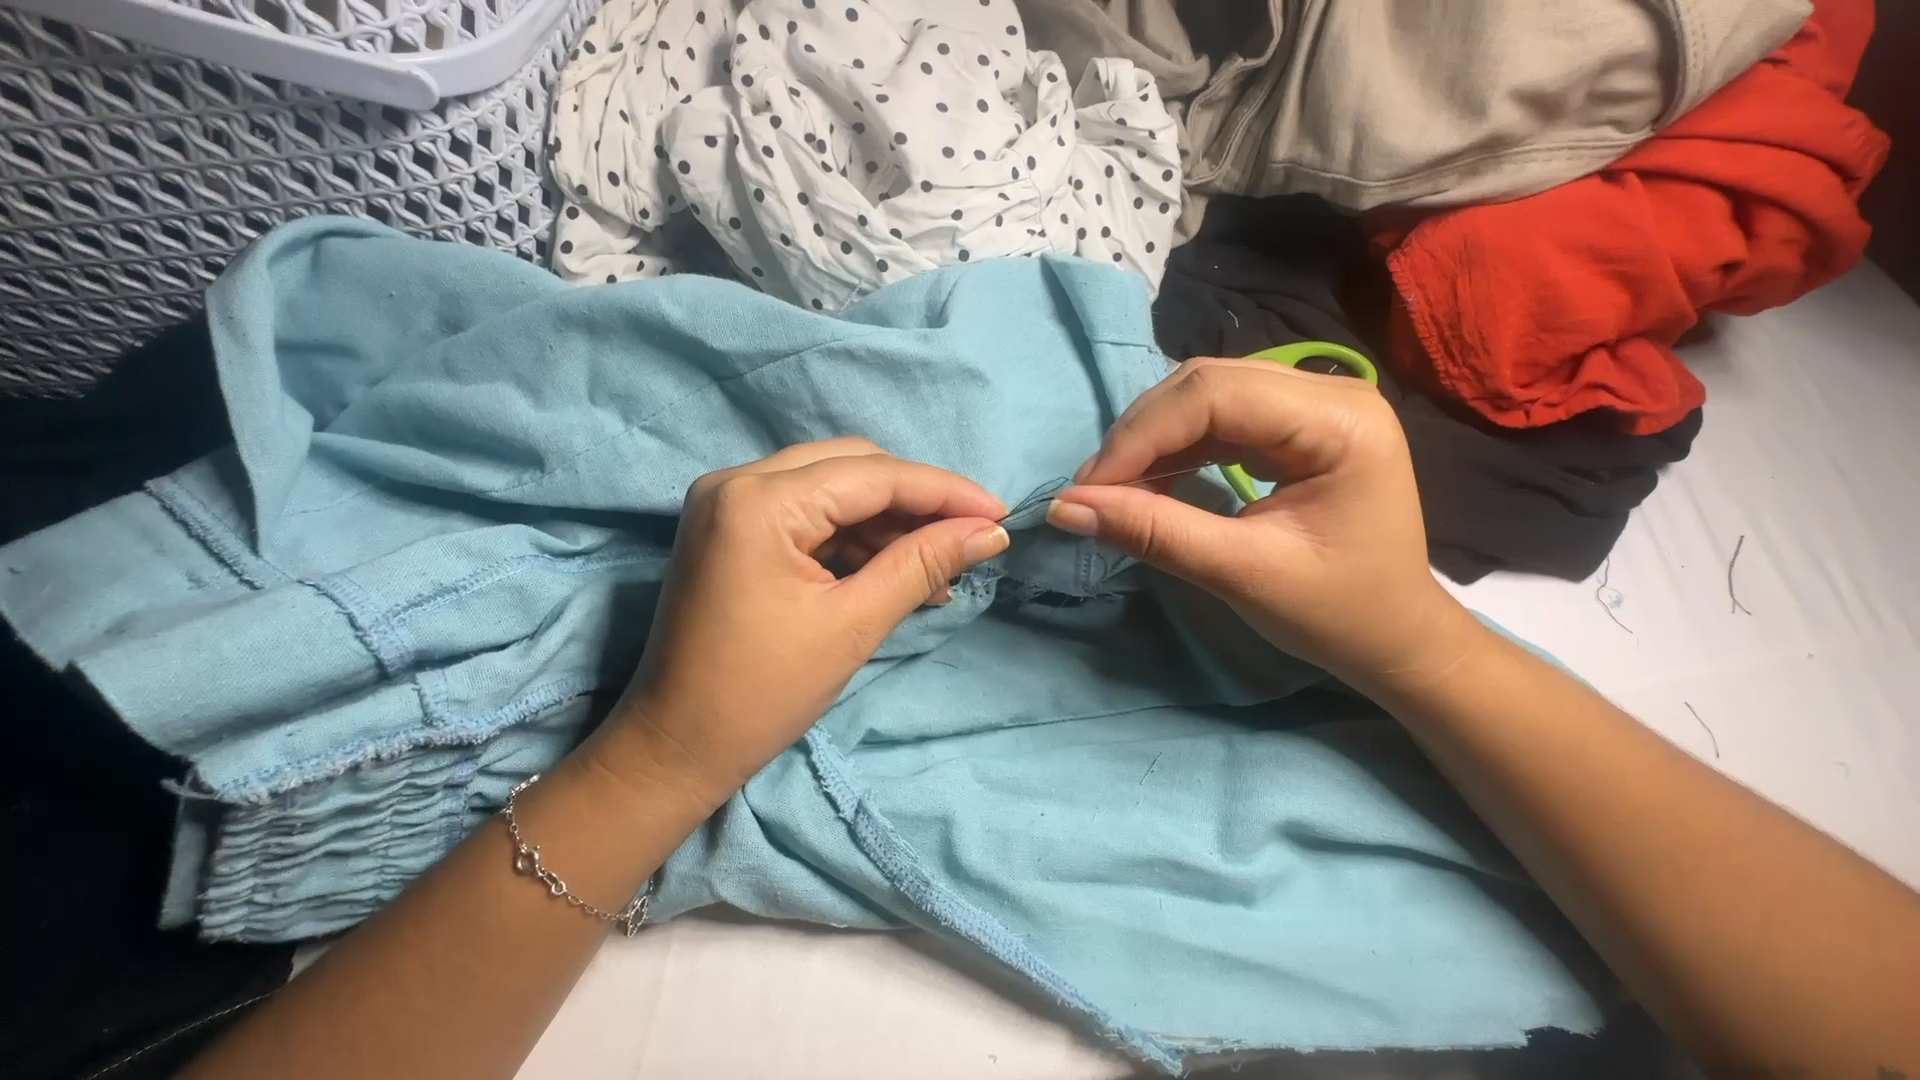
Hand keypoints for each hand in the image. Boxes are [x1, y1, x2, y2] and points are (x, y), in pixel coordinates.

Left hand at [592, 438, 1009, 808]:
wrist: (675, 748)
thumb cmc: (761, 694)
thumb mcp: (853, 625)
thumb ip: (922, 564)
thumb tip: (989, 531)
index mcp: (759, 500)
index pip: (872, 476)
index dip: (944, 491)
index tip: (999, 512)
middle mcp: (737, 481)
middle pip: (852, 469)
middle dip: (917, 502)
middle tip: (971, 536)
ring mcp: (728, 502)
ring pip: (833, 490)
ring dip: (888, 523)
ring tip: (942, 566)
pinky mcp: (731, 528)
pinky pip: (808, 515)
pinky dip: (854, 538)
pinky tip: (897, 570)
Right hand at [1048, 357, 1479, 686]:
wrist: (1392, 637)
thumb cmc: (1336, 613)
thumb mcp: (1242, 574)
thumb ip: (1156, 533)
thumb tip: (1065, 508)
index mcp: (1339, 421)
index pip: (1215, 395)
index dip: (1141, 436)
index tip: (1089, 490)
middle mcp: (1330, 392)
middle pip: (1205, 383)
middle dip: (1140, 435)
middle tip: (1093, 493)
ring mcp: (1312, 404)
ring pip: (1204, 395)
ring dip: (1151, 440)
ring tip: (1113, 492)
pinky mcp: (1293, 425)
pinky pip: (1216, 418)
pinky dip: (1173, 449)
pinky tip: (1148, 483)